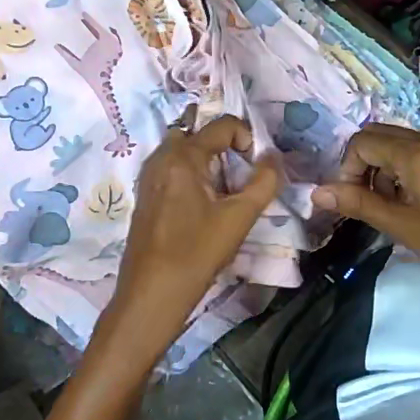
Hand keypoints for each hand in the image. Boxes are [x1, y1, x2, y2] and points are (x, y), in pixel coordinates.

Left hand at [103, 112, 281, 355]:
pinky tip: (203, 205)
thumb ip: (263, 182)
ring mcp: (148, 175)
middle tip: (240, 175)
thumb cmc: (196, 253)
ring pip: (183, 150)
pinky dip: (191, 173)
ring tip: (225, 191)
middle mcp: (161, 157)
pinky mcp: (145, 194)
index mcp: (183, 156)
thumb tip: (274, 157)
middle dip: (224, 146)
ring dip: (207, 160)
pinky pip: (171, 168)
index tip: (257, 166)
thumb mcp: (239, 218)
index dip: (247, 138)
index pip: (222, 125)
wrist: (151, 294)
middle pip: (199, 133)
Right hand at [311, 123, 419, 300]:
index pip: (362, 142)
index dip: (347, 169)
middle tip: (365, 201)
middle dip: (364, 164)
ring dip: (386, 168)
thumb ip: (358, 204)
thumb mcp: (402, 227)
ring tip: (391, 208)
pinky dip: (408, 172)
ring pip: (404, 145)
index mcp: (415, 153)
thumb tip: (317, 192)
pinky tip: (418, 206)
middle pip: (382, 136)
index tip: (350, 201)